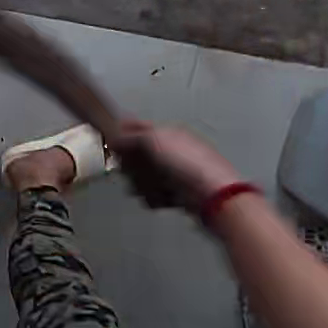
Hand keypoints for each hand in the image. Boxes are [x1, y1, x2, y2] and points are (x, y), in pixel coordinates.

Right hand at [110, 124, 247, 215]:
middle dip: (131, 165)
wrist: (214, 196)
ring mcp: (177, 173)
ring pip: (145, 176)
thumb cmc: (185, 162)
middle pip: (138, 155)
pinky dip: (153, 197)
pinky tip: (157, 199)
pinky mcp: (179, 193)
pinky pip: (156, 193)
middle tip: (127, 171)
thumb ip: (129, 137)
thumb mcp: (152, 140)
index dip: (122, 134)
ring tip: (144, 188)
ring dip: (141, 183)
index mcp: (169, 133)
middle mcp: (173, 151)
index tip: (112, 145)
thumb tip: (114, 139)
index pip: (138, 128)